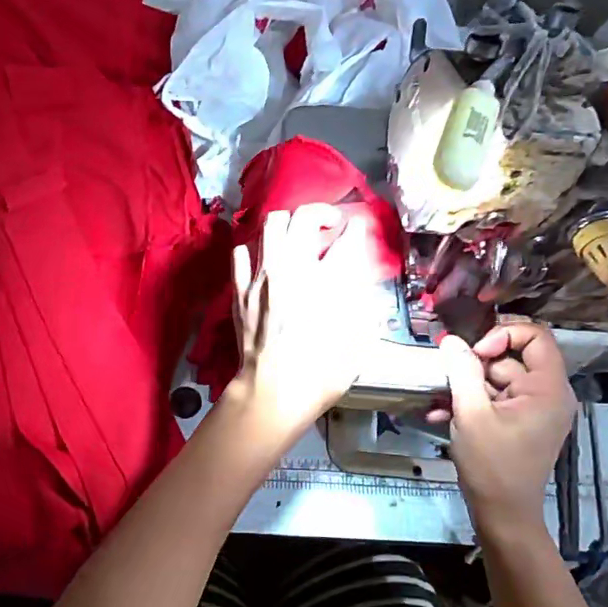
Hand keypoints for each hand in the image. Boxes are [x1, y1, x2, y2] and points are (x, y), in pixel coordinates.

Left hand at [222, 204, 377, 445]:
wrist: (272, 393)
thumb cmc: (320, 374)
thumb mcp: (359, 344)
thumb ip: (366, 310)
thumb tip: (367, 293)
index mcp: (327, 282)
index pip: (347, 239)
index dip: (356, 230)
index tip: (357, 231)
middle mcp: (293, 269)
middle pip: (303, 217)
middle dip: (321, 214)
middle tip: (329, 226)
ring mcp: (262, 277)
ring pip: (271, 225)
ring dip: (289, 224)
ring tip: (297, 236)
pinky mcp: (240, 291)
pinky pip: (242, 253)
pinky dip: (255, 250)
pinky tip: (264, 259)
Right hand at [438, 321, 579, 524]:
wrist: (503, 514)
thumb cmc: (491, 464)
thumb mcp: (471, 414)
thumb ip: (462, 372)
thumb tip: (452, 341)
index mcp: (548, 388)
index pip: (536, 336)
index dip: (503, 335)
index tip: (474, 354)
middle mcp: (550, 395)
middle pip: (513, 359)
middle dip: (477, 367)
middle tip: (448, 379)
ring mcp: (537, 410)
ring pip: (500, 380)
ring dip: (468, 387)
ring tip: (440, 402)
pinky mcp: (523, 423)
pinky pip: (499, 400)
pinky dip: (475, 404)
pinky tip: (445, 414)